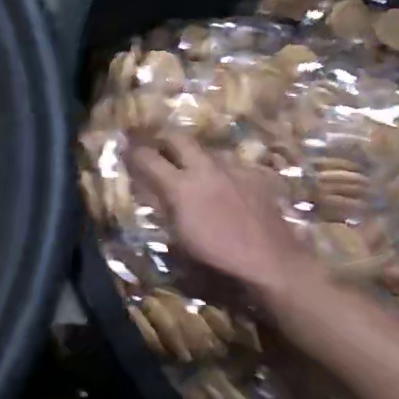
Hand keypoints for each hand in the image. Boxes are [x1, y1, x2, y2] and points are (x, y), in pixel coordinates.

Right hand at [128, 133, 319, 292]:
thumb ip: (164, 205)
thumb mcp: (178, 233)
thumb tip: (152, 190)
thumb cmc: (216, 253)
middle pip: (179, 139)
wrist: (270, 259)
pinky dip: (225, 173)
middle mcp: (206, 169)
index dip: (134, 153)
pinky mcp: (257, 175)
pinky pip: (234, 166)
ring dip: (198, 158)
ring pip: (209, 151)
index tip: (128, 151)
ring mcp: (235, 169)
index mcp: (181, 186)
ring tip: (197, 172)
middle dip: (165, 140)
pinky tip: (229, 188)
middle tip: (160, 149)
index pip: (148, 158)